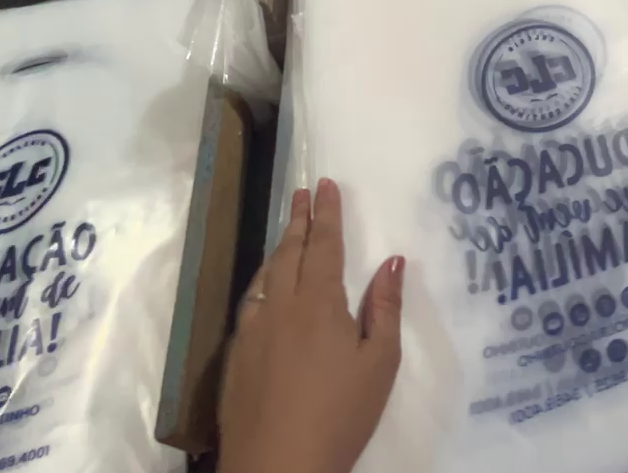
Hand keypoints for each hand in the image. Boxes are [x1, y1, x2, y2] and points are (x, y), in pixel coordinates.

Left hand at [218, 180, 403, 472]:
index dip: (327, 213)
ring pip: (265, 276)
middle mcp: (281, 308)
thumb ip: (385, 307)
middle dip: (299, 219)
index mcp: (319, 303)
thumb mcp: (379, 361)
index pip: (324, 245)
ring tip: (287, 231)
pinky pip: (251, 303)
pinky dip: (262, 281)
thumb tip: (392, 260)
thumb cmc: (340, 414)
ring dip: (278, 247)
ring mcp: (253, 334)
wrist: (275, 472)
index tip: (325, 184)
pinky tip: (265, 289)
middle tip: (302, 192)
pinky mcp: (235, 360)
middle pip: (290, 252)